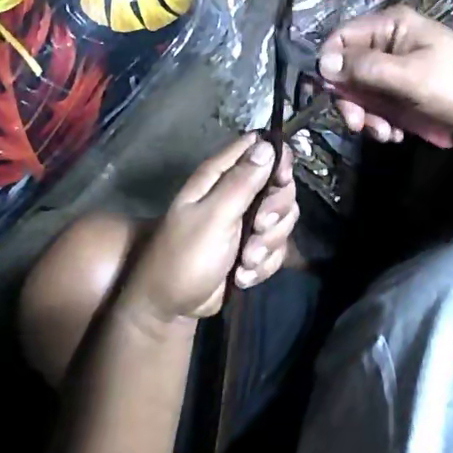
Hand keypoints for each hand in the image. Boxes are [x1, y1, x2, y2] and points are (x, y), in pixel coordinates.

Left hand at [118, 134, 298, 324]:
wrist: (170, 308)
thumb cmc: (184, 257)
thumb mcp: (213, 217)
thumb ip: (242, 181)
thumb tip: (268, 145)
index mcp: (220, 176)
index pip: (260, 147)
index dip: (278, 159)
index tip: (280, 182)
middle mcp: (236, 193)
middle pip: (280, 186)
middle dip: (276, 212)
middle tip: (258, 229)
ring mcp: (246, 221)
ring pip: (282, 219)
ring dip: (268, 244)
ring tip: (245, 262)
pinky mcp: (253, 247)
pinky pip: (276, 247)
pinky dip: (264, 265)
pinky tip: (242, 275)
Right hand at [317, 6, 452, 146]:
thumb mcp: (408, 76)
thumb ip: (365, 69)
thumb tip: (322, 64)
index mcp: (390, 25)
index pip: (341, 37)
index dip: (331, 66)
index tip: (333, 95)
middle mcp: (390, 42)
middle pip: (349, 69)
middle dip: (353, 100)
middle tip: (359, 125)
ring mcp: (398, 66)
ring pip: (363, 91)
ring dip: (369, 116)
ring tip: (386, 134)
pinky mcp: (405, 88)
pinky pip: (381, 104)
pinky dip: (383, 121)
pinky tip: (396, 134)